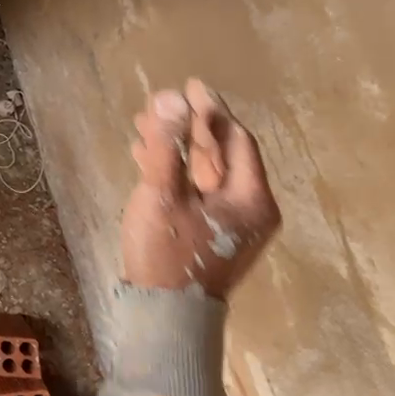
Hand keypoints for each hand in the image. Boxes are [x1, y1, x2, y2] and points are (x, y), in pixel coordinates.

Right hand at [121, 79, 280, 298]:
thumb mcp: (163, 192)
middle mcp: (249, 209)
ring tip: (143, 123)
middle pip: (221, 153)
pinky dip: (174, 166)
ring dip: (177, 144)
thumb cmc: (169, 249)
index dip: (212, 110)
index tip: (189, 84)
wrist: (166, 311)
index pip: (237, 141)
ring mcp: (230, 222)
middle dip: (188, 125)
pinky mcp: (209, 229)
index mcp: (251, 199)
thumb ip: (168, 143)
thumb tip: (171, 96)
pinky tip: (146, 153)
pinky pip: (195, 186)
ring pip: (204, 169)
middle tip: (158, 101)